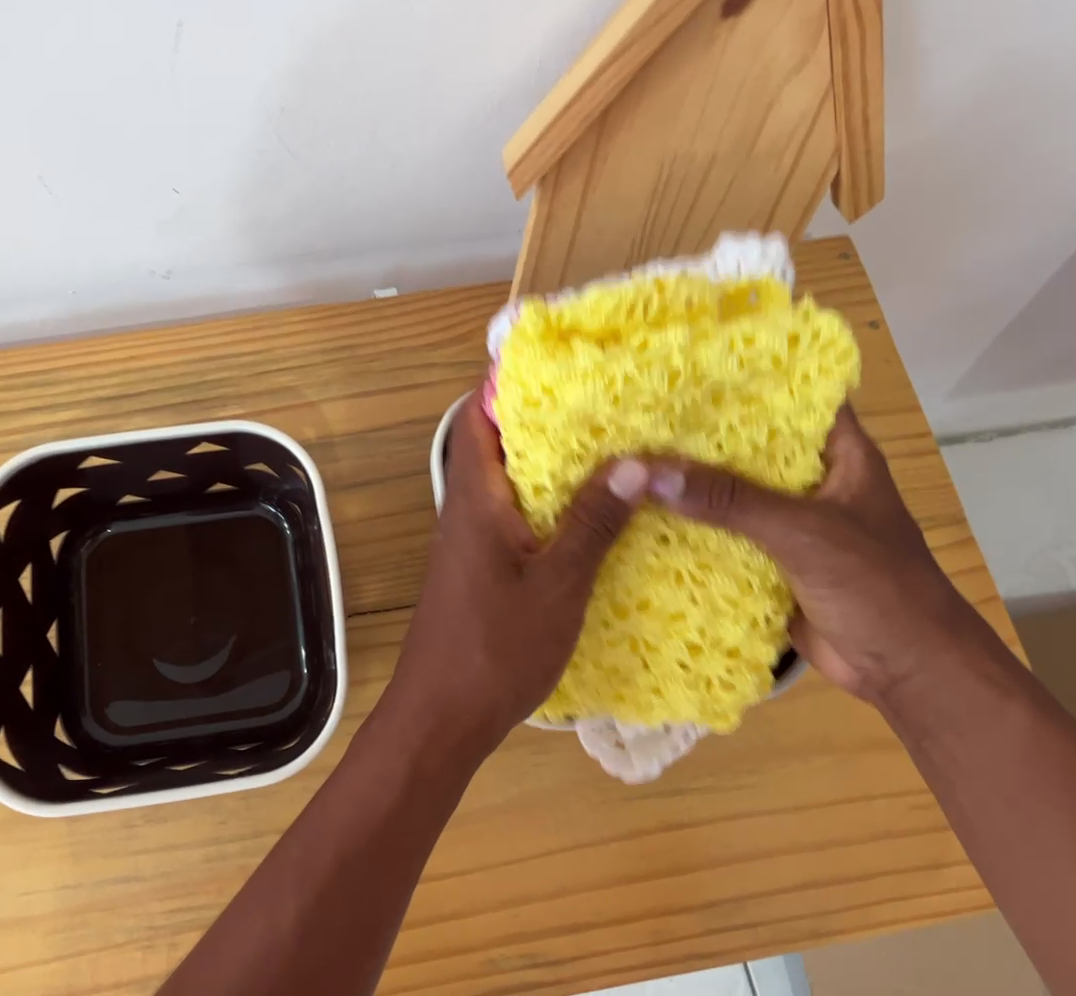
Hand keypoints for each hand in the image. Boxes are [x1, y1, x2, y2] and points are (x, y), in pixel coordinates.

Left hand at [387, 404, 646, 754]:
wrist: (441, 715)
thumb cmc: (495, 646)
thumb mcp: (558, 584)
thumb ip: (592, 523)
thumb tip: (633, 460)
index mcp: (475, 497)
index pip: (479, 413)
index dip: (510, 379)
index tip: (564, 360)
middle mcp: (466, 508)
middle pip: (498, 442)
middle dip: (546, 418)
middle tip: (610, 401)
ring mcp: (470, 539)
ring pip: (509, 481)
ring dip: (551, 463)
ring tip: (614, 445)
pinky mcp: (480, 566)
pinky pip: (514, 515)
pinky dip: (548, 502)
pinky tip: (593, 513)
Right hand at [646, 407, 992, 702]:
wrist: (906, 671)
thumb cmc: (878, 587)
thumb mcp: (805, 534)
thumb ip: (729, 501)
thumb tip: (645, 472)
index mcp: (839, 454)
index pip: (792, 395)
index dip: (744, 376)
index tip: (682, 364)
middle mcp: (809, 479)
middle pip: (747, 444)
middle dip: (696, 432)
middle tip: (632, 412)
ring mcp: (786, 521)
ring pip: (729, 491)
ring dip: (686, 482)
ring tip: (623, 455)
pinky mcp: (767, 559)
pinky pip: (720, 534)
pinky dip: (686, 526)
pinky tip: (639, 513)